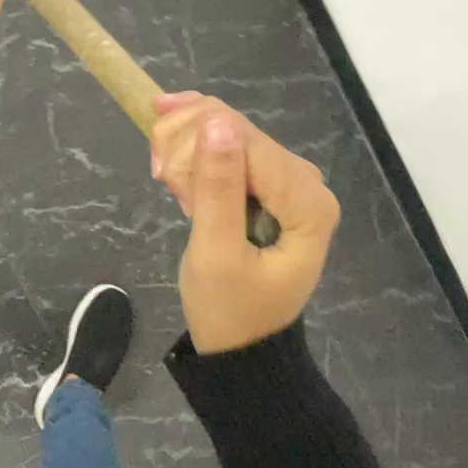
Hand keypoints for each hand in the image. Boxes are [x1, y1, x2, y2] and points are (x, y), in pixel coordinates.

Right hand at [150, 92, 339, 353]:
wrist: (240, 346)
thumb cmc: (229, 309)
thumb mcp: (215, 255)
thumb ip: (217, 188)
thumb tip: (216, 121)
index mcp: (307, 202)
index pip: (244, 138)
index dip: (195, 142)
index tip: (160, 173)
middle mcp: (306, 180)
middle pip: (234, 126)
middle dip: (187, 144)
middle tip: (162, 181)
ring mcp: (288, 178)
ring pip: (224, 128)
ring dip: (185, 148)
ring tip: (170, 185)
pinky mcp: (269, 181)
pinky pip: (226, 143)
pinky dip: (193, 153)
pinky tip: (180, 179)